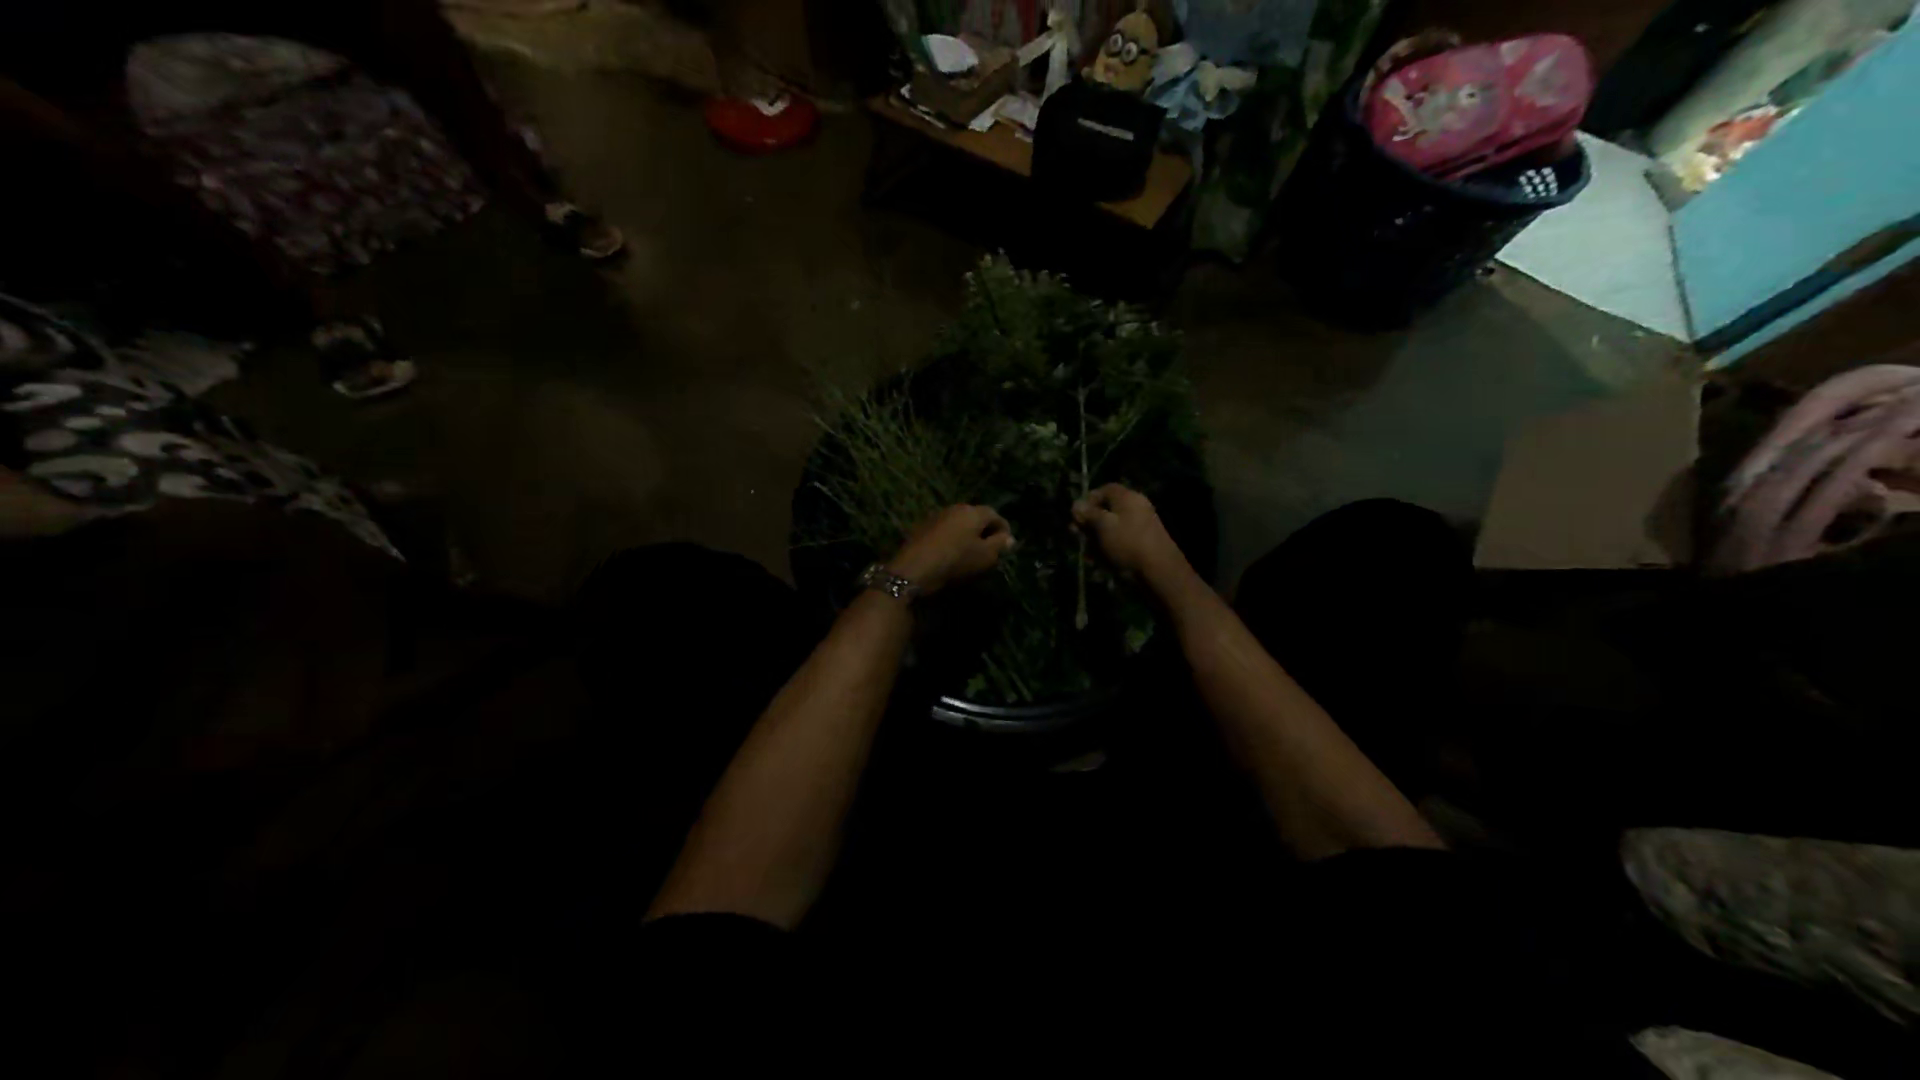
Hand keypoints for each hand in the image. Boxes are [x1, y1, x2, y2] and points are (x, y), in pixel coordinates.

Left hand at [887, 504, 1014, 594]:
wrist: (916, 567)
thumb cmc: (957, 559)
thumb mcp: (985, 555)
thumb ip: (1000, 544)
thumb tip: (1009, 538)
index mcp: (973, 511)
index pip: (995, 514)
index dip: (1003, 528)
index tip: (1006, 544)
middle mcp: (955, 508)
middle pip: (976, 516)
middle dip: (985, 530)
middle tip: (990, 548)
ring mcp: (938, 516)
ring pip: (960, 523)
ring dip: (968, 534)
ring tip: (971, 552)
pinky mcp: (924, 527)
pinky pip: (946, 530)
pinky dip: (953, 538)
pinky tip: (952, 553)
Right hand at [1073, 483, 1191, 586]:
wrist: (1159, 569)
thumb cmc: (1127, 542)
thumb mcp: (1102, 525)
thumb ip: (1088, 514)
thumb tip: (1076, 504)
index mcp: (1127, 497)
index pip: (1105, 490)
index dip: (1089, 500)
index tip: (1077, 515)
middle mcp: (1135, 508)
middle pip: (1107, 509)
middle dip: (1090, 522)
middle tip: (1076, 534)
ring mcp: (1140, 526)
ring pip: (1112, 527)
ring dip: (1096, 538)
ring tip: (1087, 551)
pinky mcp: (1142, 543)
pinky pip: (1120, 540)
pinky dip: (1108, 547)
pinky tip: (1099, 560)